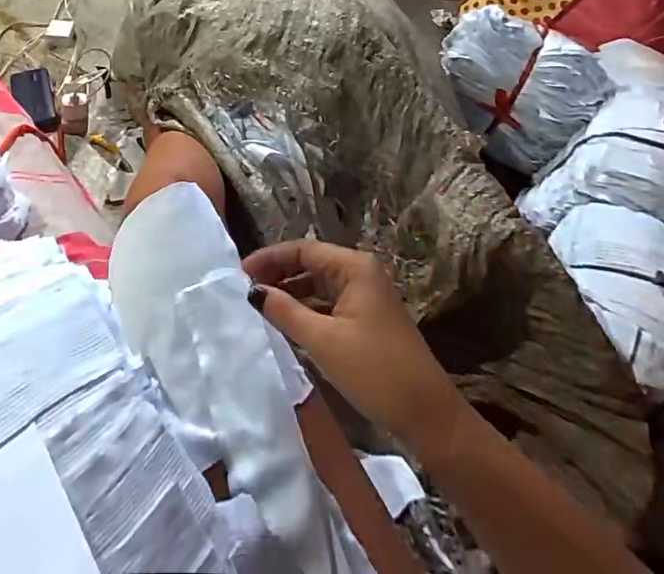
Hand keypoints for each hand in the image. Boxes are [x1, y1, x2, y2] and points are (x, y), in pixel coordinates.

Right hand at [244, 239, 469, 456]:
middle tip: (242, 291)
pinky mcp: (366, 320)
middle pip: (311, 264)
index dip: (270, 258)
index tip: (238, 273)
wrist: (425, 412)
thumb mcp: (324, 340)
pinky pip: (328, 306)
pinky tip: (284, 324)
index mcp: (355, 267)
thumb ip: (286, 311)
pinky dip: (306, 311)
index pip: (304, 250)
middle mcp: (361, 274)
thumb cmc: (374, 370)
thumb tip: (253, 292)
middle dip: (278, 275)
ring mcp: (365, 297)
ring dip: (290, 294)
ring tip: (256, 307)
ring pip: (318, 286)